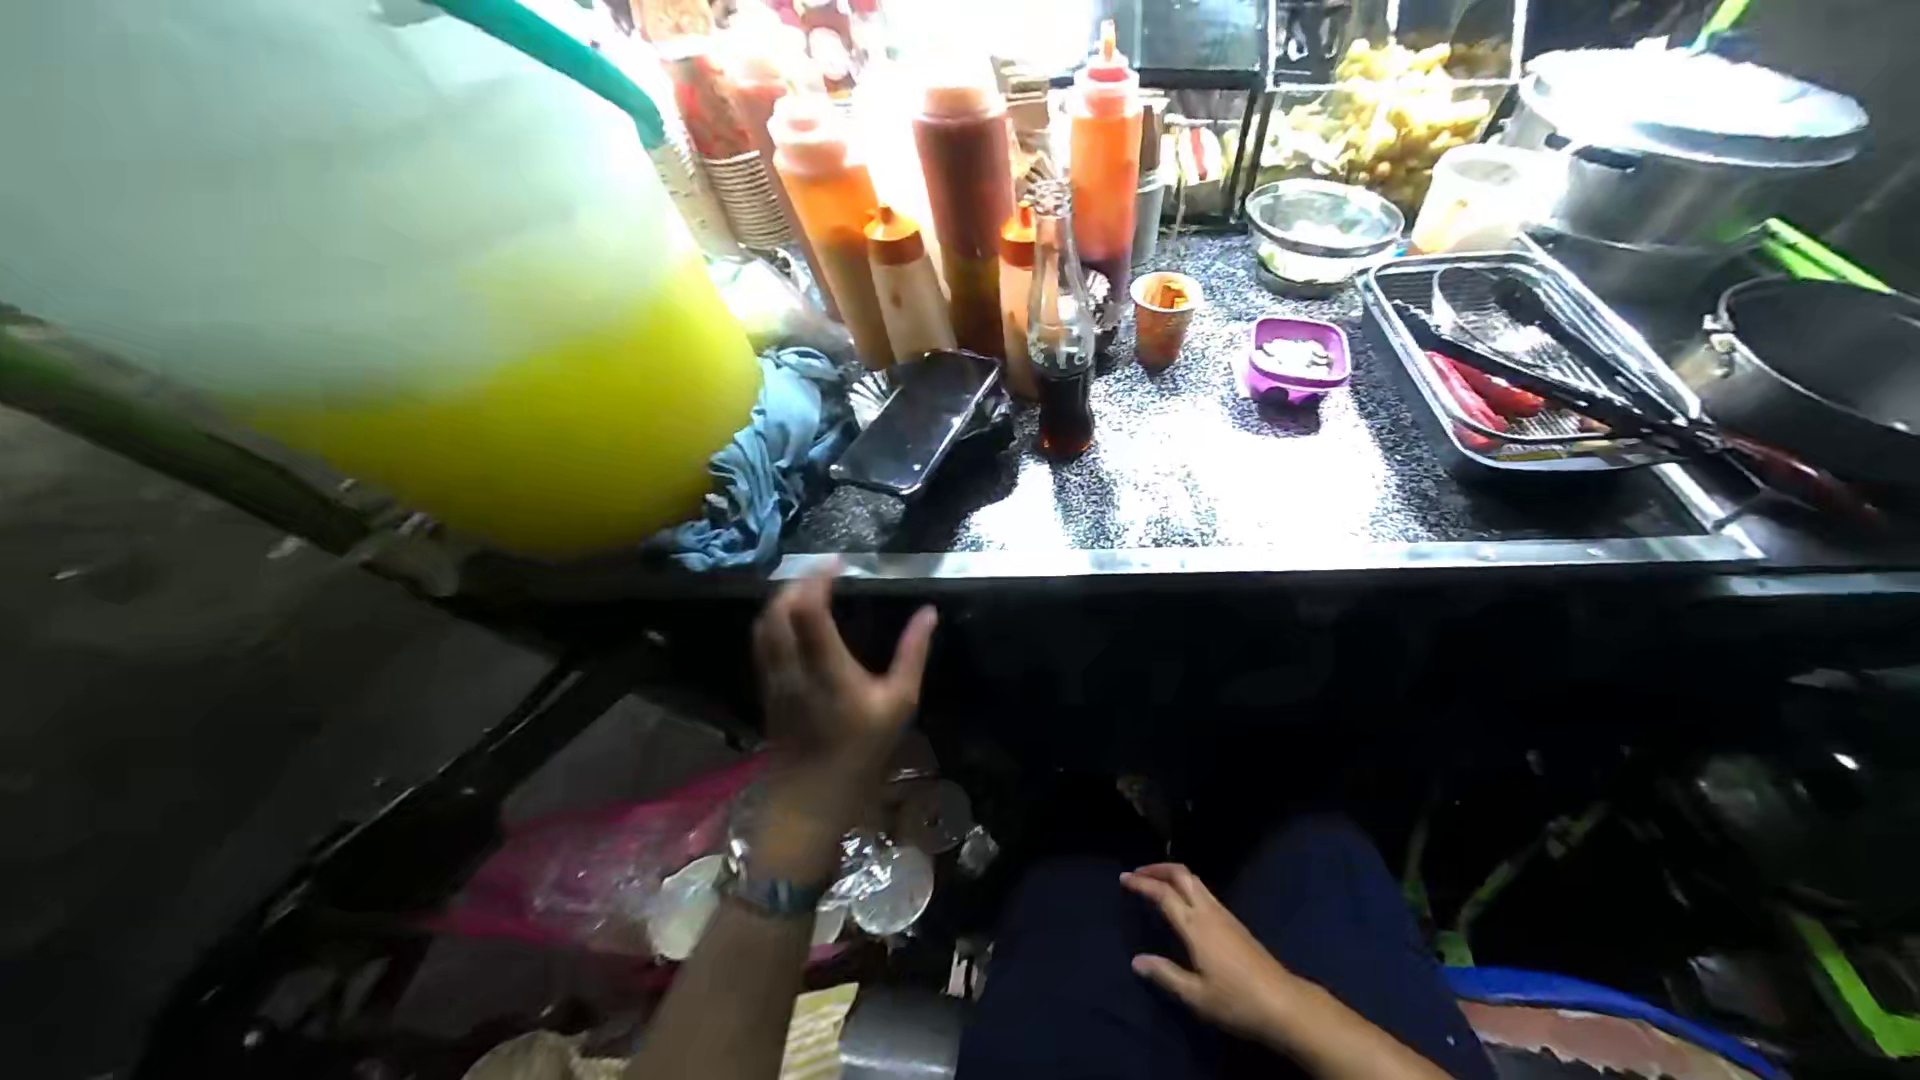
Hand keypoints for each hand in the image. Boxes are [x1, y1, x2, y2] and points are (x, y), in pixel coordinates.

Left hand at [750, 566, 936, 872]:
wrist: (813, 798)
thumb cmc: (863, 752)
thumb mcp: (900, 703)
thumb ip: (913, 654)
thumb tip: (928, 613)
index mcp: (829, 671)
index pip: (810, 611)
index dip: (818, 578)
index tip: (837, 562)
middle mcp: (793, 670)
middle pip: (779, 610)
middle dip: (798, 581)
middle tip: (823, 572)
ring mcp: (774, 680)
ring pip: (764, 624)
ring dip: (782, 598)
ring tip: (808, 587)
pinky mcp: (766, 689)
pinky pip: (762, 642)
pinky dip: (774, 619)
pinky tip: (792, 619)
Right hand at [1122, 863, 1304, 1043]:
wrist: (1285, 1004)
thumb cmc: (1237, 1001)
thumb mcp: (1197, 996)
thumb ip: (1165, 975)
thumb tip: (1136, 961)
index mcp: (1195, 926)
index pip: (1163, 894)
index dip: (1141, 883)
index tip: (1123, 878)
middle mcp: (1208, 912)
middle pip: (1181, 875)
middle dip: (1157, 868)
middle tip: (1137, 874)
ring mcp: (1224, 914)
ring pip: (1194, 880)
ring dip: (1172, 874)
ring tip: (1155, 881)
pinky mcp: (1234, 921)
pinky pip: (1204, 891)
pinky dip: (1185, 885)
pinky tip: (1182, 900)